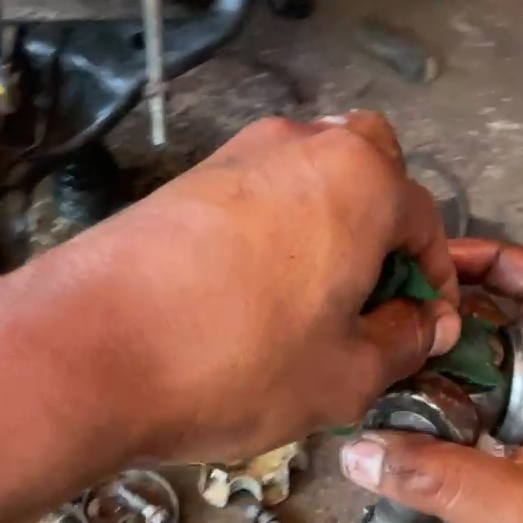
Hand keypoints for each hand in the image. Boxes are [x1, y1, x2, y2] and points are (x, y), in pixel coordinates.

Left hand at [60, 113, 460, 462]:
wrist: (88, 351)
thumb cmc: (238, 366)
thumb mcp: (345, 376)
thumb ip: (403, 342)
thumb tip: (428, 323)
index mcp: (361, 181)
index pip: (426, 221)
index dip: (433, 282)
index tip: (424, 328)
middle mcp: (301, 146)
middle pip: (370, 181)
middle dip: (383, 241)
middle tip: (367, 309)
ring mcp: (235, 157)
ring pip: (309, 190)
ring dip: (327, 241)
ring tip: (308, 314)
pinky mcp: (184, 184)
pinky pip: (256, 204)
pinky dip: (274, 244)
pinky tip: (250, 303)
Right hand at [336, 240, 522, 522]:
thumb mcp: (520, 511)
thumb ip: (441, 479)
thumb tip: (357, 450)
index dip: (490, 258)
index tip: (427, 264)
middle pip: (495, 323)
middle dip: (442, 312)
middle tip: (377, 316)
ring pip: (474, 374)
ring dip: (429, 365)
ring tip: (370, 363)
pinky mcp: (504, 467)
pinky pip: (460, 422)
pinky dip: (425, 414)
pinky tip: (384, 425)